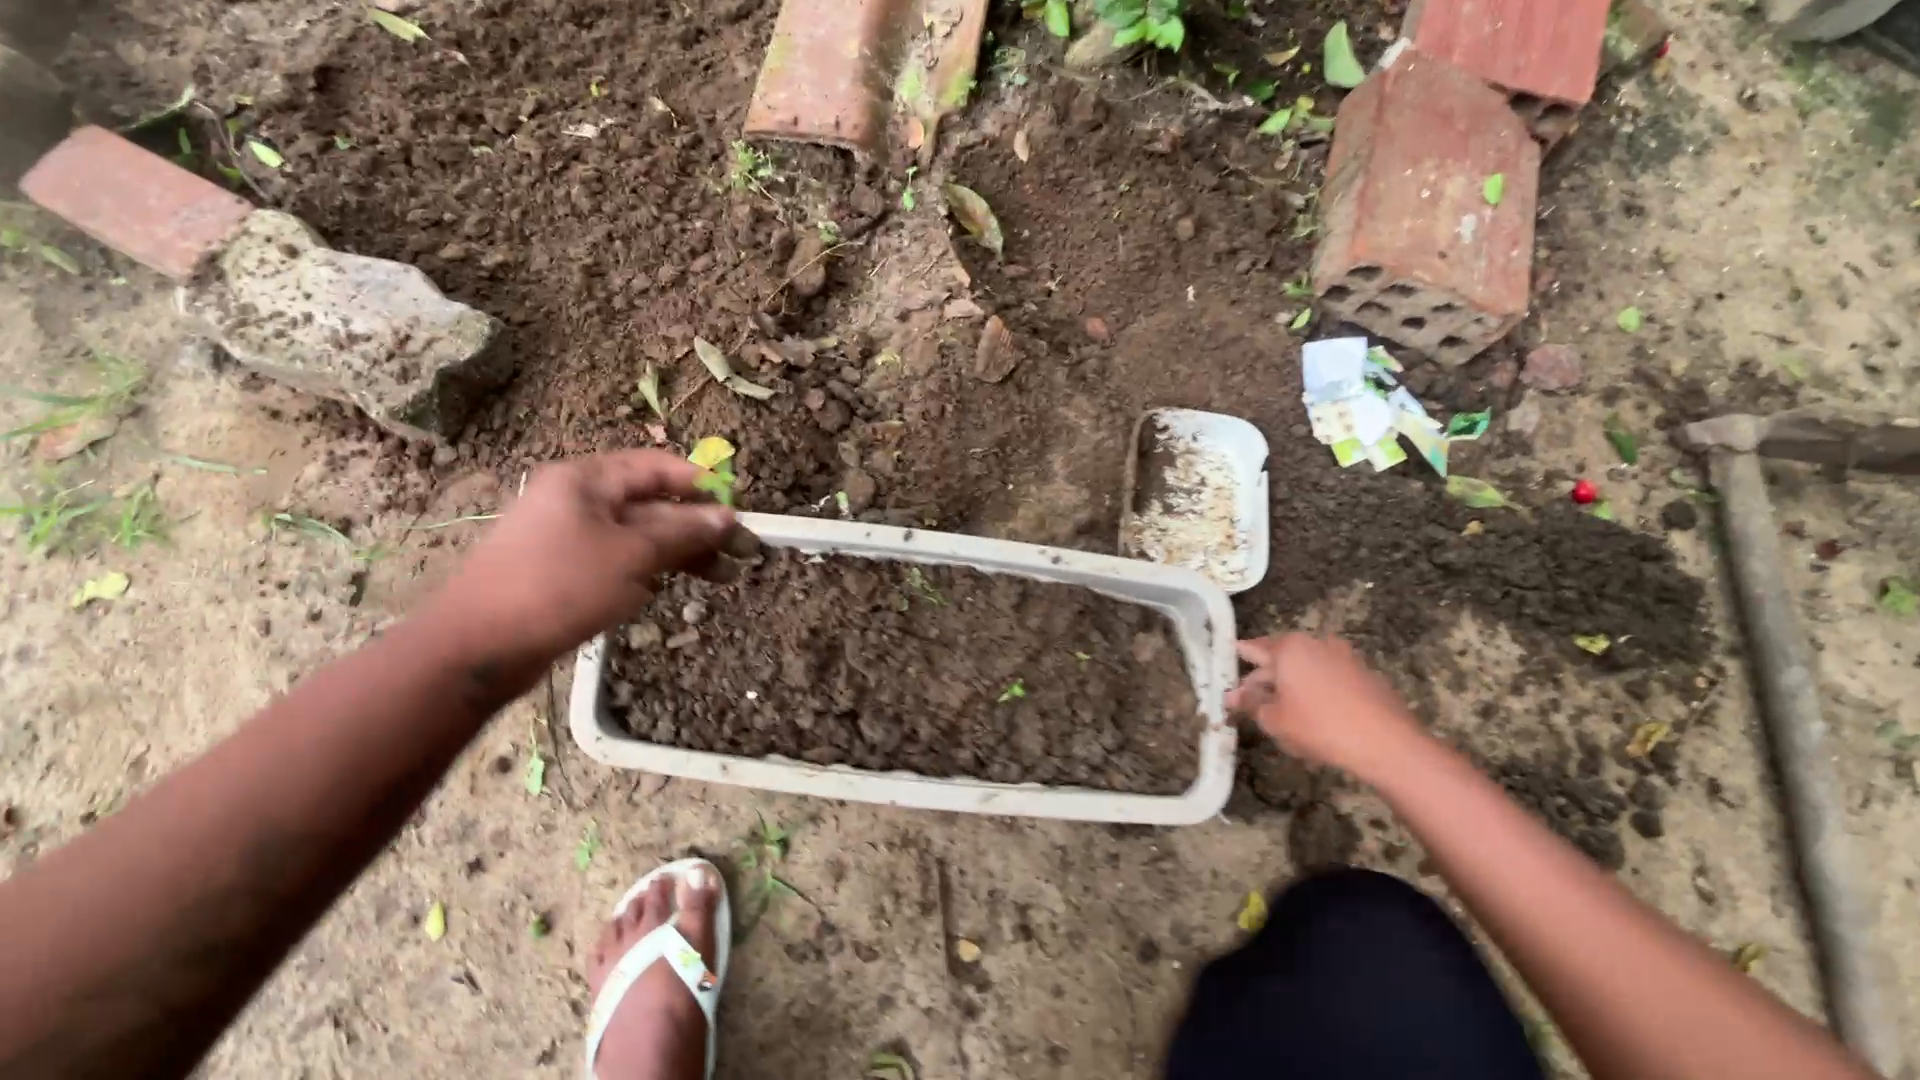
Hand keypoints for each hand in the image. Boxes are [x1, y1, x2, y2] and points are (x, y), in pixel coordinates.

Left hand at [427, 451, 746, 669]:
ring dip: (679, 553)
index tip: (740, 511)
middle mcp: (577, 500)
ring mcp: (568, 537)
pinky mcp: (564, 572)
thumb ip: (683, 533)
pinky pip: (618, 561)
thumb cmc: (559, 587)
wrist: (477, 646)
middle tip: (740, 554)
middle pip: (651, 503)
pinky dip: (649, 571)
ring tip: (720, 578)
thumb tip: (728, 516)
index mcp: (587, 479)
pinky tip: (672, 590)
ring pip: (638, 536)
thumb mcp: (632, 556)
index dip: (703, 485)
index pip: (658, 467)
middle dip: (698, 527)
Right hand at [1227, 634, 1426, 780]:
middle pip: (1280, 656)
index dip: (1237, 657)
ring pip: (1306, 666)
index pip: (1253, 647)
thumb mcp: (1274, 720)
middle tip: (1249, 700)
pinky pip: (1329, 676)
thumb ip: (1251, 704)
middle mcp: (1316, 643)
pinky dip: (1315, 688)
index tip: (1226, 661)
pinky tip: (1314, 713)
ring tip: (1282, 710)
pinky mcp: (1364, 673)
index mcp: (1289, 648)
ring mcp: (1344, 656)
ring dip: (1291, 683)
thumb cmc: (1319, 727)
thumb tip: (1232, 696)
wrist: (1386, 742)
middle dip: (1264, 677)